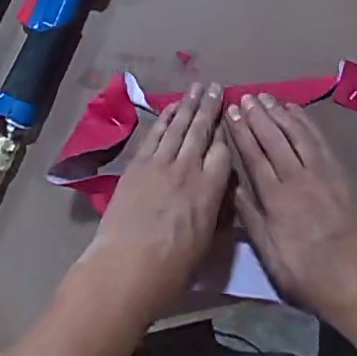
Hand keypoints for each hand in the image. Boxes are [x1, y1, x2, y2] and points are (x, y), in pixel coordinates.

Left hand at [79, 82, 232, 311]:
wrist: (126, 266)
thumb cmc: (171, 268)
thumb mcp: (206, 242)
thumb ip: (214, 210)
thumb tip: (220, 193)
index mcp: (209, 190)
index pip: (223, 151)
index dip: (226, 134)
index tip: (229, 120)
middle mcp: (187, 168)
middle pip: (202, 130)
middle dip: (210, 107)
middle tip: (217, 87)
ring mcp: (161, 163)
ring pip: (179, 126)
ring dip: (189, 104)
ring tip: (197, 87)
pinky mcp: (138, 164)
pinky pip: (155, 134)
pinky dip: (164, 118)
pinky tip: (172, 107)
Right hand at [224, 93, 356, 324]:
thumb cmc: (313, 277)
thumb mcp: (273, 259)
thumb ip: (252, 220)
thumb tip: (234, 188)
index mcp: (277, 200)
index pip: (254, 156)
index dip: (241, 132)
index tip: (230, 113)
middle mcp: (297, 178)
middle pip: (273, 138)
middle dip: (256, 115)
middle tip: (244, 97)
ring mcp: (321, 171)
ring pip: (295, 133)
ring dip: (278, 112)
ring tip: (264, 97)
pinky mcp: (339, 171)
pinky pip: (318, 138)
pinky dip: (304, 121)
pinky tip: (295, 111)